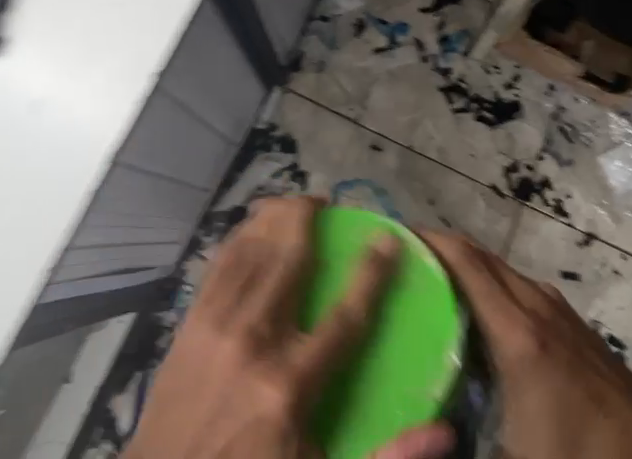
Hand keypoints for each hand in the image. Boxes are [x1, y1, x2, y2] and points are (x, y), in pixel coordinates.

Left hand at [126, 197, 455, 458]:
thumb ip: (384, 458)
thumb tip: (443, 433)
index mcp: (291, 384)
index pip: (345, 315)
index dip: (371, 273)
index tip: (387, 238)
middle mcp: (254, 341)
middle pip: (288, 262)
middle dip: (306, 220)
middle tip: (325, 198)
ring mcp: (215, 328)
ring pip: (249, 254)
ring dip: (270, 220)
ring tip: (290, 202)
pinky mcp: (187, 326)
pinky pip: (217, 268)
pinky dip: (236, 240)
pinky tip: (248, 228)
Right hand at [419, 232, 631, 458]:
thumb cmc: (580, 456)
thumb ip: (455, 445)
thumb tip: (414, 441)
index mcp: (517, 334)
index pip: (466, 263)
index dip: (429, 241)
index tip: (393, 237)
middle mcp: (536, 307)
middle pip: (481, 258)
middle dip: (440, 249)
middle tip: (401, 263)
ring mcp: (560, 312)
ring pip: (503, 272)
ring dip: (467, 268)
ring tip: (431, 285)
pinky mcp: (575, 325)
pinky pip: (522, 289)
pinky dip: (492, 286)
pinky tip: (480, 315)